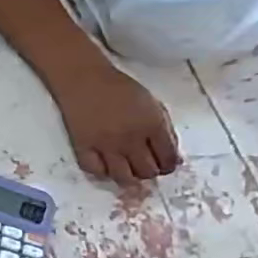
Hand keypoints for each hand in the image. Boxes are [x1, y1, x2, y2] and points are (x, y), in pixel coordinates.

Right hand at [52, 64, 180, 183]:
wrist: (84, 79)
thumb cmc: (120, 88)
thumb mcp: (152, 104)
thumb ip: (165, 130)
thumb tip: (173, 157)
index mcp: (153, 125)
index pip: (168, 158)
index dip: (168, 165)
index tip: (163, 164)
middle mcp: (131, 139)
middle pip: (147, 171)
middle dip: (149, 172)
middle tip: (144, 166)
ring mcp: (106, 145)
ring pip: (123, 177)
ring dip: (129, 178)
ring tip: (128, 172)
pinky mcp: (84, 147)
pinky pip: (95, 171)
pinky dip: (103, 173)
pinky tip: (106, 167)